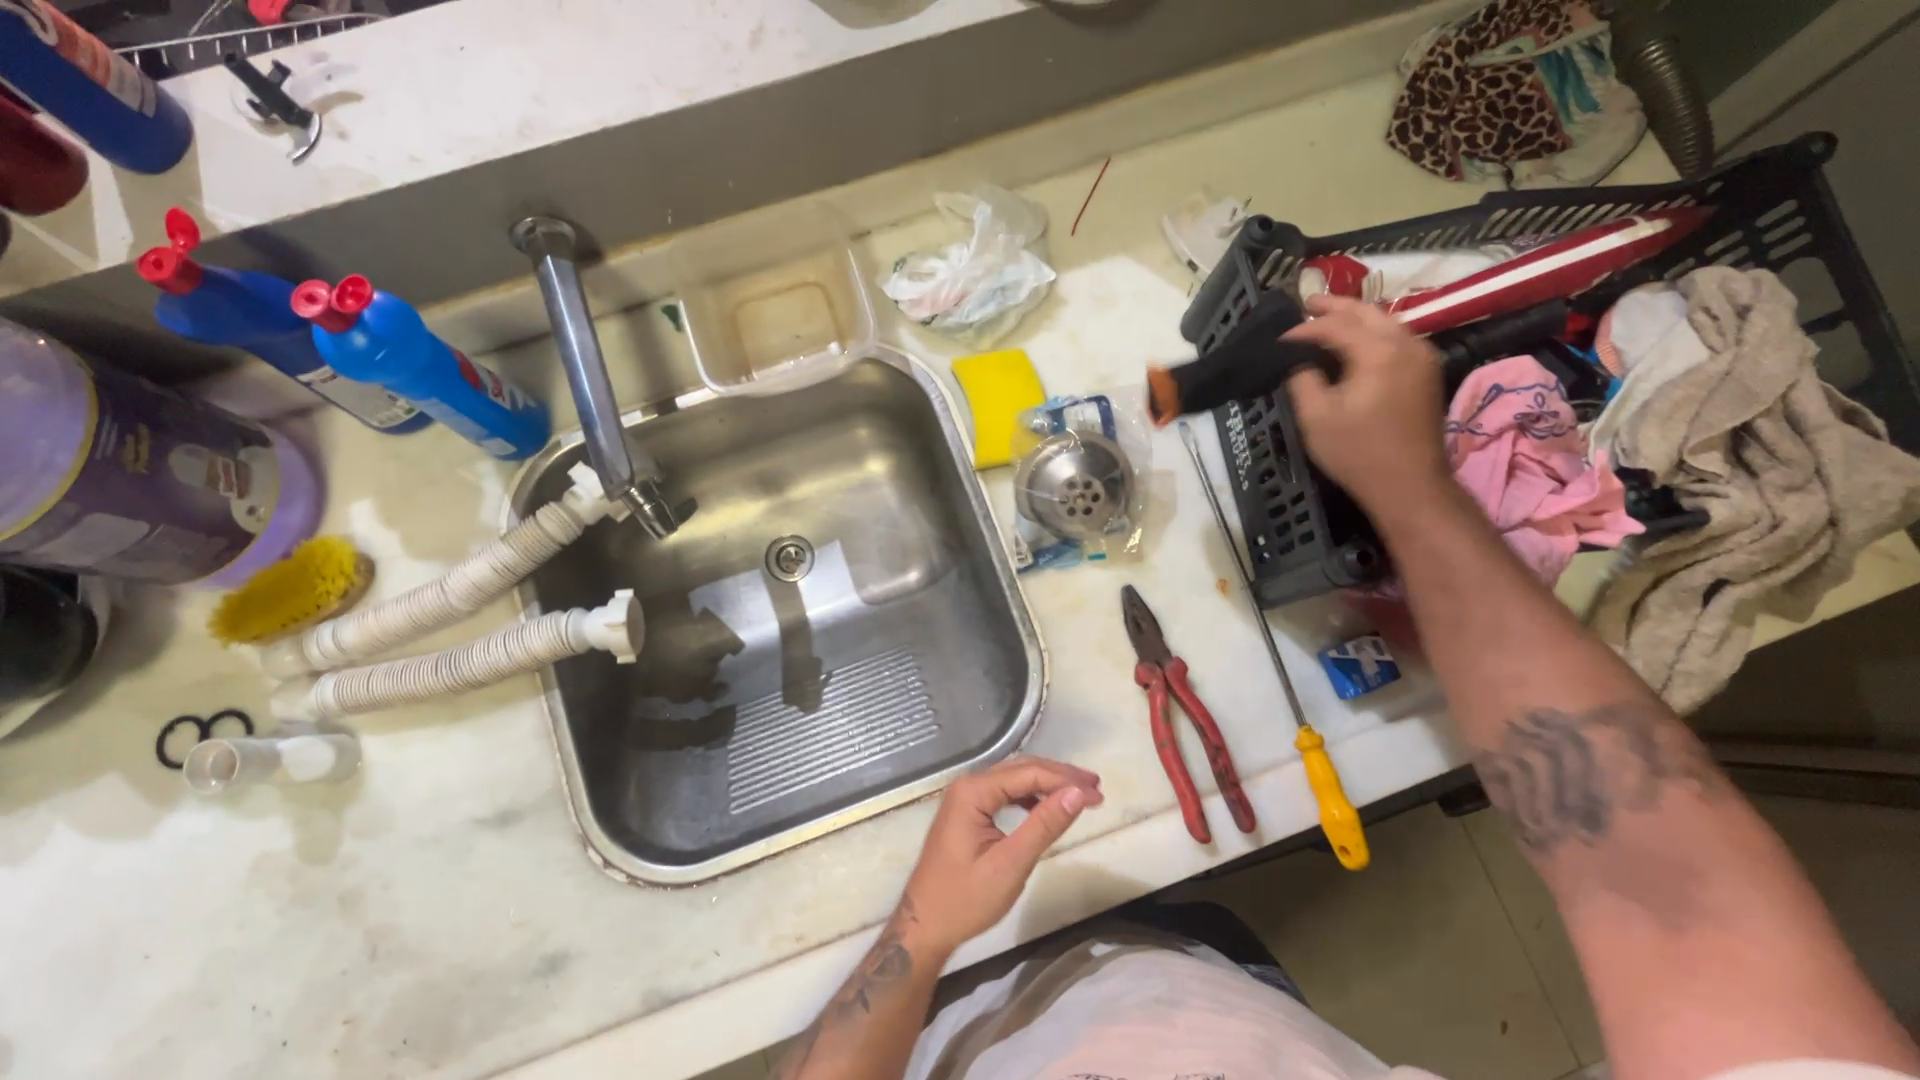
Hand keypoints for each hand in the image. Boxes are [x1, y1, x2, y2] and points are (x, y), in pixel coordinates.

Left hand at [897, 757, 1104, 956]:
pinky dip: (1030, 797)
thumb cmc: (965, 899)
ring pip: (1014, 779)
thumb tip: (1078, 793)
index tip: (1099, 794)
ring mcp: (965, 799)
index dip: (1066, 780)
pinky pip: (1005, 793)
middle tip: (1096, 790)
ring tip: (1080, 796)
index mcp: (972, 792)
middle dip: (1060, 777)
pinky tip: (1048, 807)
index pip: (1028, 773)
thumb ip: (1044, 825)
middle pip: (1021, 769)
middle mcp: (967, 786)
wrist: (924, 925)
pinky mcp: (968, 813)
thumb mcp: (1010, 864)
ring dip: (1047, 785)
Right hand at [1282, 295, 1450, 513]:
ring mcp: (1422, 357)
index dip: (1304, 329)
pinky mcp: (1427, 373)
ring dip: (1356, 318)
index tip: (1280, 339)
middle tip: (1306, 304)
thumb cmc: (1358, 453)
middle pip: (1367, 312)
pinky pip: (1397, 338)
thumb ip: (1302, 379)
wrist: (1410, 484)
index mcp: (1378, 351)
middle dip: (1335, 307)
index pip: (1335, 326)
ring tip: (1328, 320)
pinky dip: (1373, 333)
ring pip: (1386, 322)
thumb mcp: (1316, 417)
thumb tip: (1298, 361)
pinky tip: (1356, 342)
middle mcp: (1406, 344)